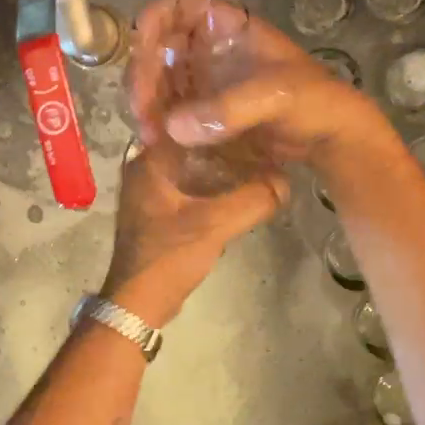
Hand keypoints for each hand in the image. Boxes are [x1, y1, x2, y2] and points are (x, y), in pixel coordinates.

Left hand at [102, 141, 286, 326]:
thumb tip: (286, 182)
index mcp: (149, 161)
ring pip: (193, 167)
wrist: (139, 303)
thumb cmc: (169, 256)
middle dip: (227, 145)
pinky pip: (191, 187)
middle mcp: (146, 169)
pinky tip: (241, 189)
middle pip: (193, 146)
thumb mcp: (215, 225)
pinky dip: (213, 186)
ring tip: (259, 162)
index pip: (188, 126)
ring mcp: (151, 191)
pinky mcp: (159, 211)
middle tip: (264, 143)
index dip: (221, 124)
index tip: (255, 122)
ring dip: (222, 167)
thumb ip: (253, 200)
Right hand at [126, 0, 395, 176]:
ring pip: (158, 81)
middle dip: (143, 77)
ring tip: (149, 136)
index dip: (154, 18)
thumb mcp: (276, 97)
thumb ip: (227, 110)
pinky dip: (159, 123)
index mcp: (229, 27)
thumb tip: (172, 128)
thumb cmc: (313, 102)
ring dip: (146, 104)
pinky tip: (157, 144)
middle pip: (158, 48)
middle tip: (142, 113)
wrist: (332, 139)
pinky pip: (170, 109)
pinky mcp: (204, 111)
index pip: (179, 5)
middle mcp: (209, 48)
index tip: (142, 48)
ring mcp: (205, 80)